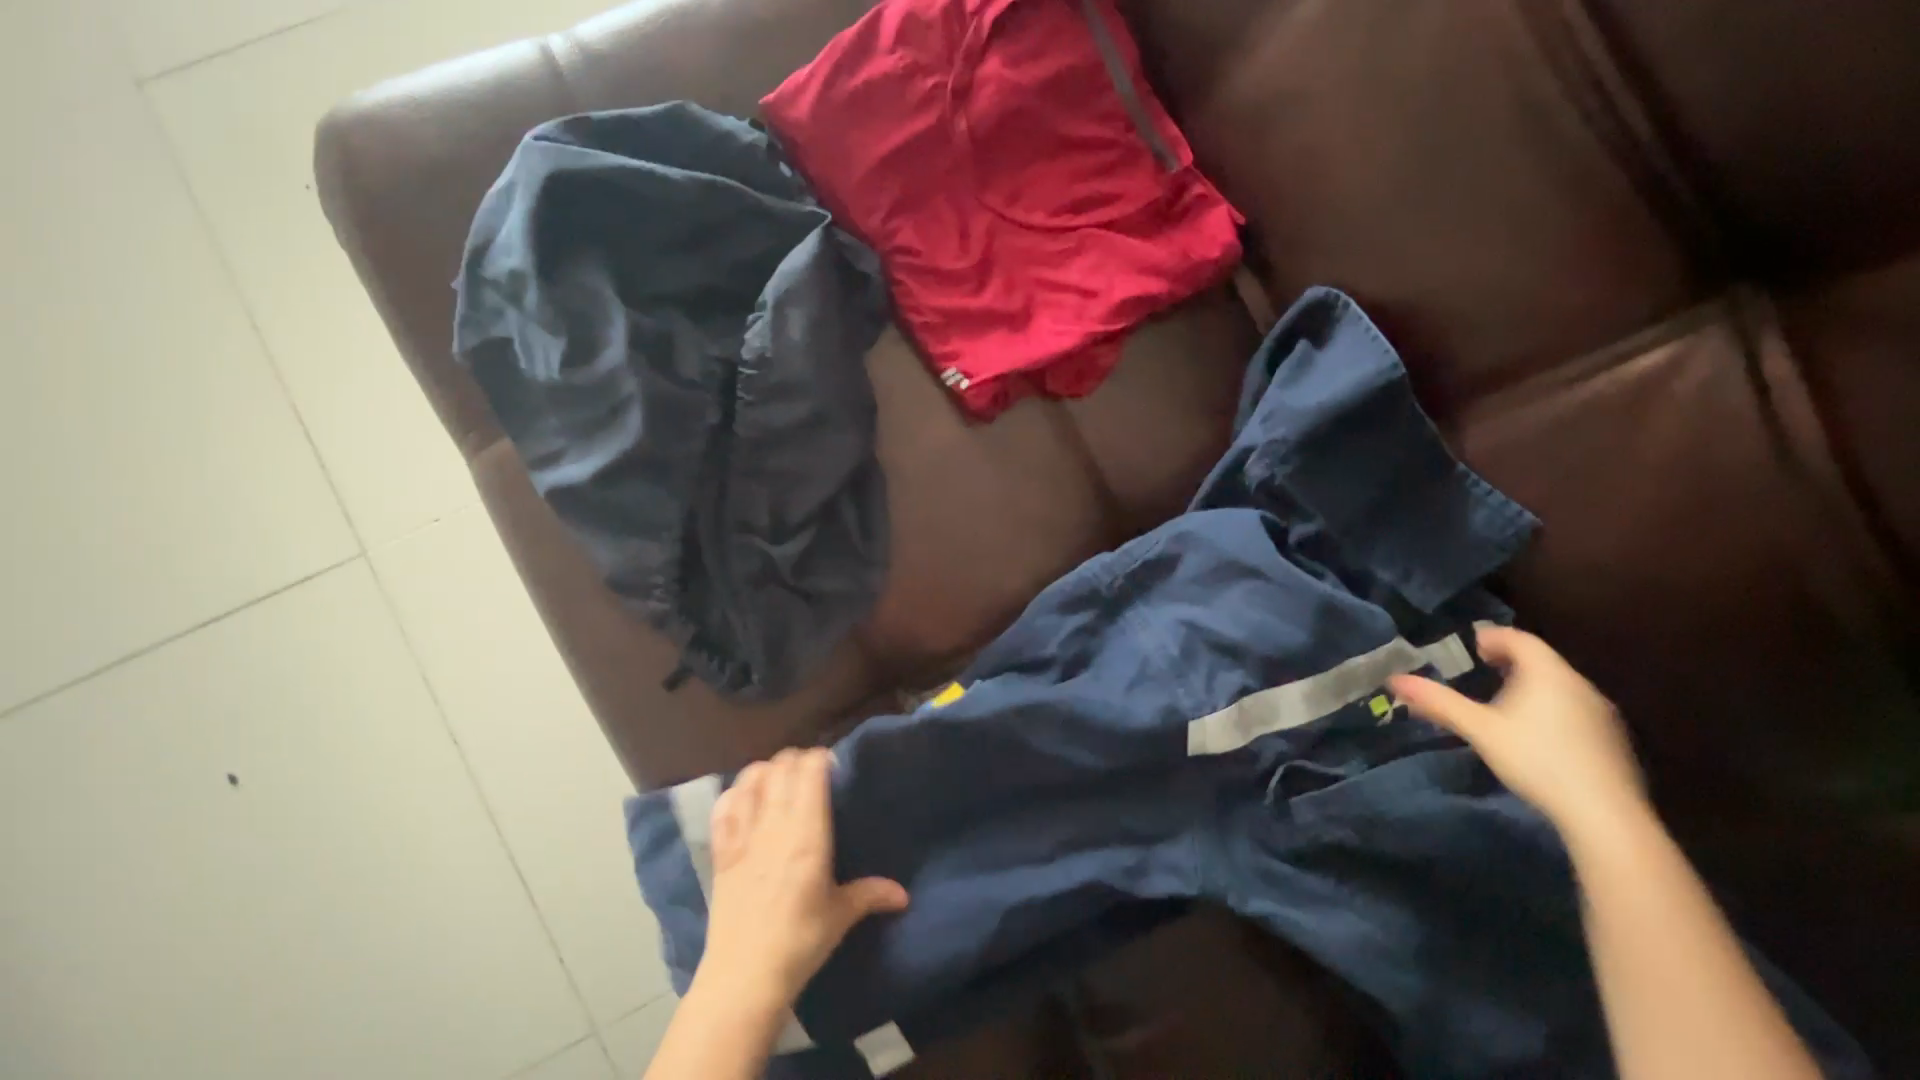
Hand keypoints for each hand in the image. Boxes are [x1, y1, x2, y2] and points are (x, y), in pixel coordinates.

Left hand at [695, 747, 908, 1011]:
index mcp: (807, 834)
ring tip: (780, 779)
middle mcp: (774, 825)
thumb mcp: (840, 917)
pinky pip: (724, 807)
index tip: (833, 766)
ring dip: (767, 770)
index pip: (810, 772)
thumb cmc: (799, 943)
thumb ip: (870, 895)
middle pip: (781, 767)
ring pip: (751, 779)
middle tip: (812, 774)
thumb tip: (904, 894)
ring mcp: (743, 836)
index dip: (821, 759)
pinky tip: (744, 798)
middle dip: (797, 760)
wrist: (743, 976)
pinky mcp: (721, 852)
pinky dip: (735, 793)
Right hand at [1387, 626, 1645, 834]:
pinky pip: (1576, 710)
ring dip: (1534, 687)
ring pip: (1561, 686)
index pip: (1520, 639)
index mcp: (1547, 673)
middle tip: (1484, 671)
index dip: (1495, 638)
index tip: (1473, 647)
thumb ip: (1439, 703)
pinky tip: (1540, 737)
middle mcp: (1579, 684)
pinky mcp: (1613, 739)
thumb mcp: (1480, 730)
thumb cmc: (1536, 759)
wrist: (1604, 812)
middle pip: (1542, 661)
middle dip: (1512, 662)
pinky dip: (1553, 710)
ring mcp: (1602, 712)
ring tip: (1507, 705)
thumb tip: (1394, 680)